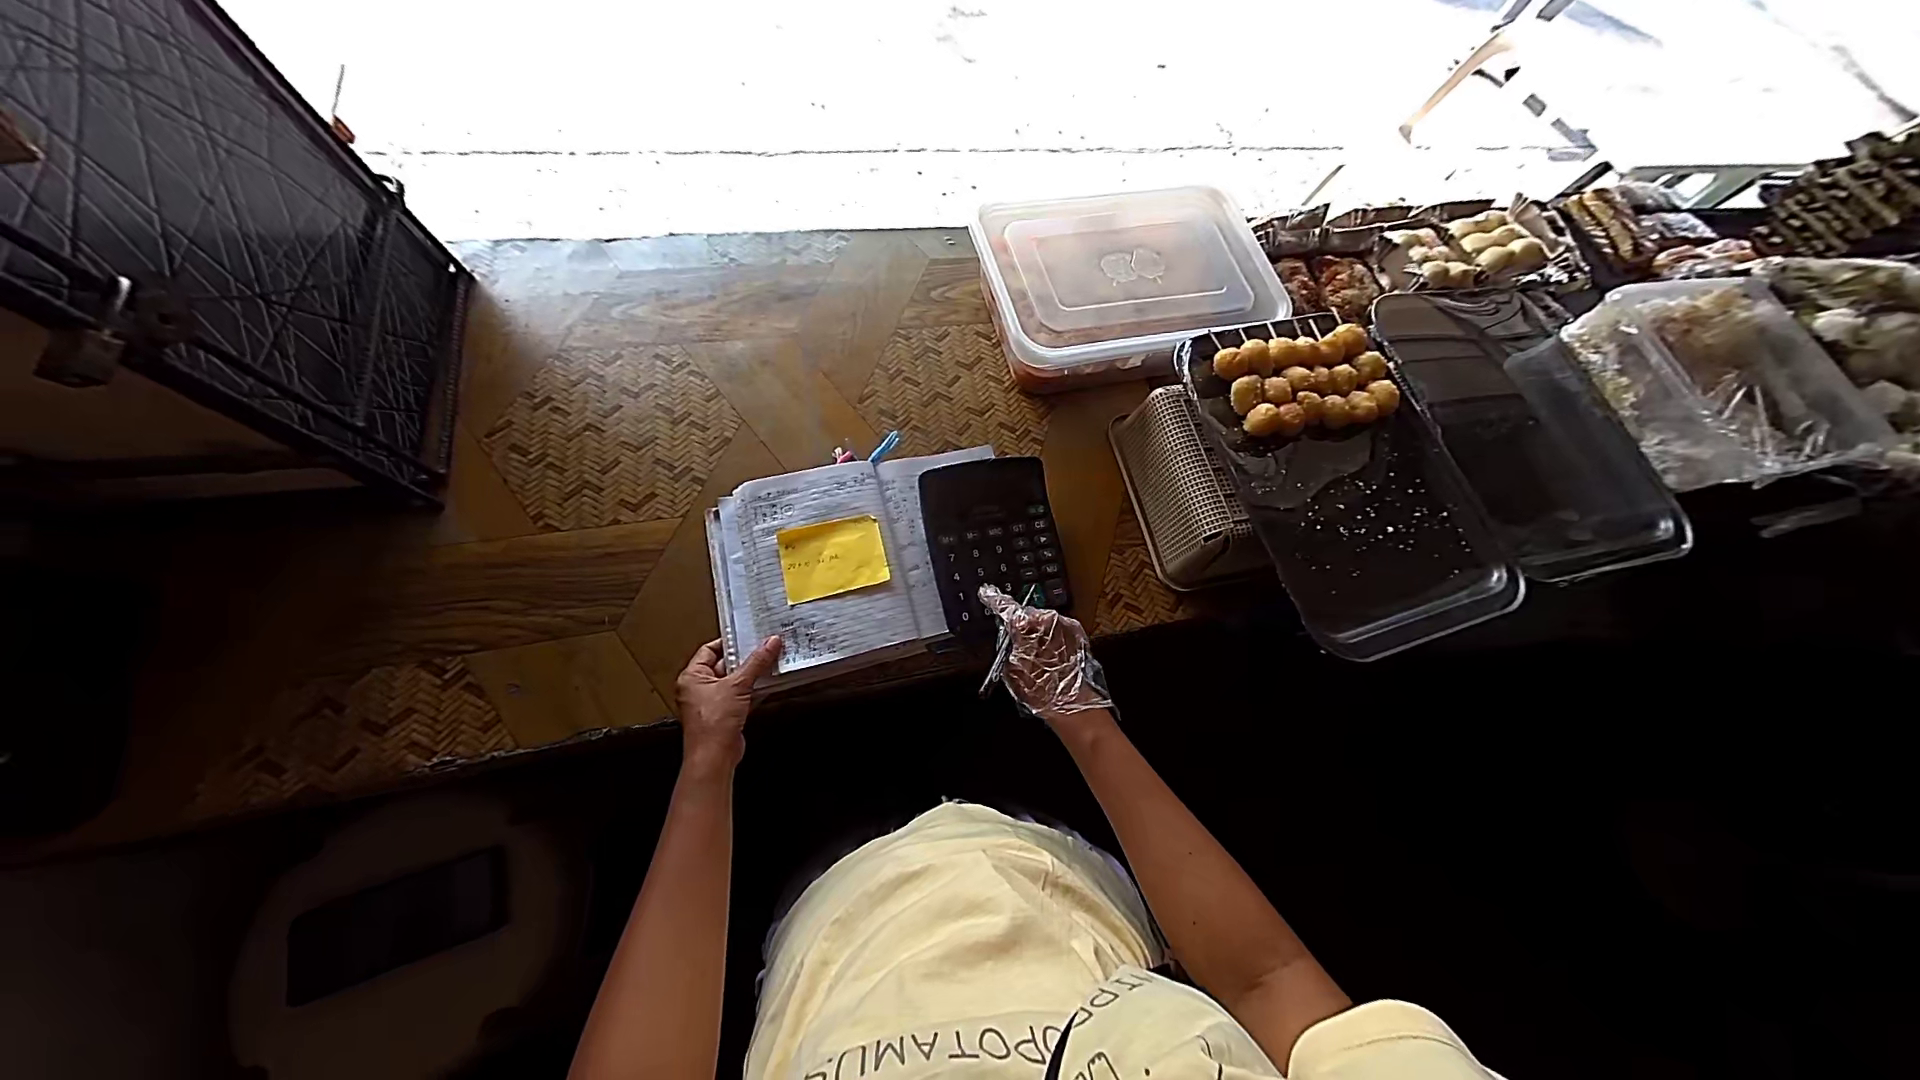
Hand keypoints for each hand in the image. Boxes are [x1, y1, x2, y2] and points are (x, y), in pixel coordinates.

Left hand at [674, 636, 780, 771]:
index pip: (709, 650)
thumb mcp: (737, 685)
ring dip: (751, 674)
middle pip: (724, 664)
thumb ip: (756, 662)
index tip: (747, 635)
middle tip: (764, 646)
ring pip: (734, 681)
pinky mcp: (724, 714)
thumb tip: (770, 643)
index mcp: (692, 676)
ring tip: (770, 661)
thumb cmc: (712, 722)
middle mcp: (699, 688)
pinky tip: (768, 683)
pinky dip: (752, 690)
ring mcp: (711, 702)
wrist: (715, 756)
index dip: (729, 642)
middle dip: (744, 658)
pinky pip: (740, 695)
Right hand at [977, 586, 1111, 724]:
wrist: (1071, 702)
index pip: (1004, 606)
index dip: (993, 599)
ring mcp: (1062, 623)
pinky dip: (1052, 637)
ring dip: (1038, 632)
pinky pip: (1058, 628)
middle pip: (1025, 614)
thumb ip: (1006, 645)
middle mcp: (1044, 618)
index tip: (986, 592)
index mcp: (1023, 625)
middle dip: (1020, 625)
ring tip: (1037, 655)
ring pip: (1043, 621)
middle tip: (1018, 643)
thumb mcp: (1009, 667)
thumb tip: (1007, 635)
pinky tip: (1051, 655)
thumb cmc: (1040, 689)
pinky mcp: (1076, 631)